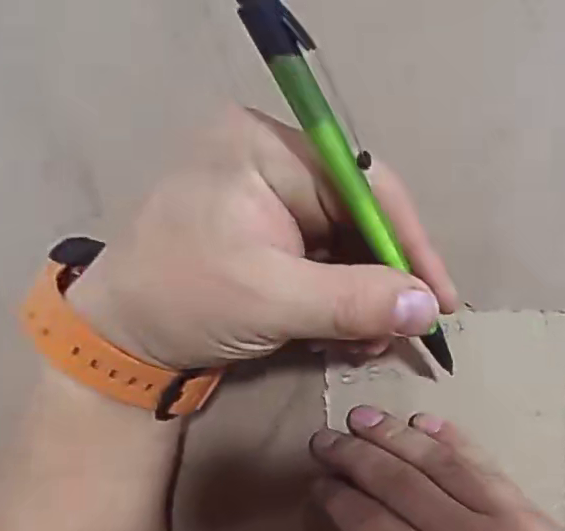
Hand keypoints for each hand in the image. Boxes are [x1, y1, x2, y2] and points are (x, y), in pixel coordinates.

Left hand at [69, 108, 459, 370]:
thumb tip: (427, 308)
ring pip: (347, 251)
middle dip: (387, 283)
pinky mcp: (271, 246)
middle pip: (359, 219)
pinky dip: (344, 309)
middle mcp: (274, 166)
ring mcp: (272, 207)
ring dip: (369, 304)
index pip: (363, 185)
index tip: (441, 299)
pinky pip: (326, 271)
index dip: (411, 242)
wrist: (123, 342)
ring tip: (372, 347)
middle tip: (405, 334)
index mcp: (265, 150)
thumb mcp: (271, 301)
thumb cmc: (183, 302)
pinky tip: (350, 340)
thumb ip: (352, 301)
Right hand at [309, 406, 564, 530]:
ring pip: (439, 463)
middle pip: (397, 482)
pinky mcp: (532, 513)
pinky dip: (453, 440)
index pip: (366, 520)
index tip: (319, 484)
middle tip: (325, 440)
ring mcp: (504, 520)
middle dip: (354, 456)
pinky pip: (485, 465)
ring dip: (395, 435)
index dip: (337, 498)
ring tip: (362, 418)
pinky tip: (424, 423)